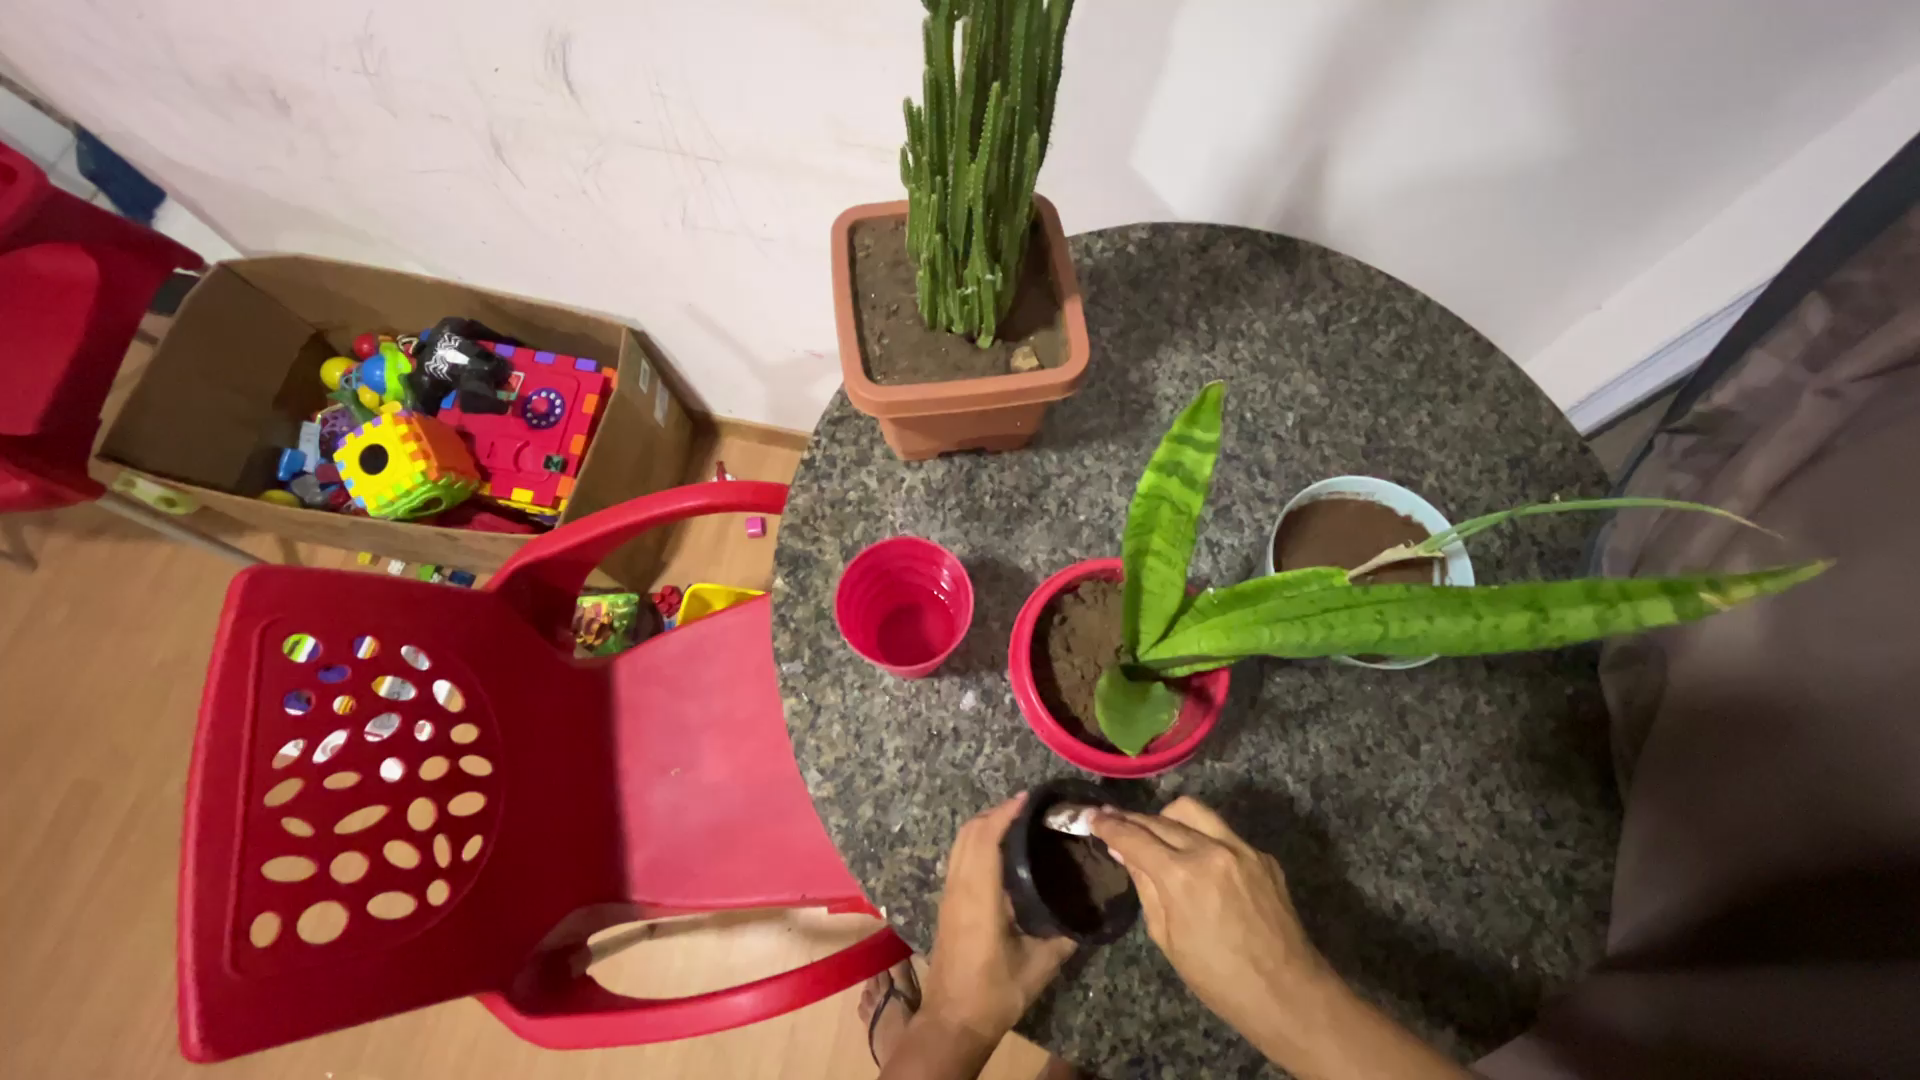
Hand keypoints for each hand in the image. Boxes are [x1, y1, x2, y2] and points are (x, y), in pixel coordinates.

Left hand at [922, 793, 1078, 1041]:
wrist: (952, 1022)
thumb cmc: (994, 993)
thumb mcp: (1038, 967)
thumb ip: (1063, 936)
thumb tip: (1089, 912)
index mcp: (979, 897)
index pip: (986, 839)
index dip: (1005, 813)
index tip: (1028, 799)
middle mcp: (959, 888)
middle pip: (969, 832)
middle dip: (996, 812)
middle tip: (1028, 808)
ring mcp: (949, 894)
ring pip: (960, 843)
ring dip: (984, 825)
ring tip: (1017, 822)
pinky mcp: (947, 903)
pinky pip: (959, 857)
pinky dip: (977, 841)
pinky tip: (1000, 850)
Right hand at [1088, 796, 1330, 1036]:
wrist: (1288, 993)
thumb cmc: (1218, 978)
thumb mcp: (1167, 938)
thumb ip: (1145, 886)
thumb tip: (1124, 851)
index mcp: (1182, 876)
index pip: (1134, 836)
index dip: (1108, 825)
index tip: (1091, 816)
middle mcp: (1210, 850)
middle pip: (1159, 819)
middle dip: (1132, 819)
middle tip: (1114, 821)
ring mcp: (1240, 848)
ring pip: (1192, 810)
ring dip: (1166, 817)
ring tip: (1155, 831)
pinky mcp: (1261, 854)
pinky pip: (1221, 831)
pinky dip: (1201, 838)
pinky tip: (1197, 858)